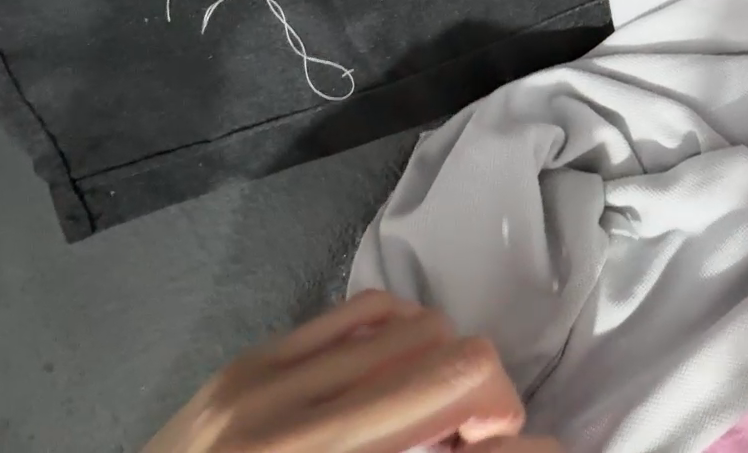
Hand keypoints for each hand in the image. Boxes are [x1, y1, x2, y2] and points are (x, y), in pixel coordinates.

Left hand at [145, 290, 558, 452]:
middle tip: (466, 425)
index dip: (499, 406)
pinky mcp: (248, 361)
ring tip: (426, 398)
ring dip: (443, 357)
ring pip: (415, 325)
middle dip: (482, 384)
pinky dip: (401, 326)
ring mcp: (262, 386)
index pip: (447, 391)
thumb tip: (483, 440)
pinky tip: (395, 362)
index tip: (492, 436)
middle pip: (446, 357)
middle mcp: (289, 433)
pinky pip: (365, 308)